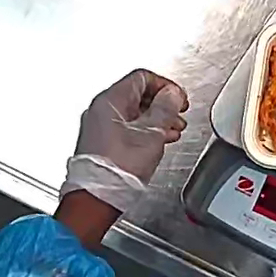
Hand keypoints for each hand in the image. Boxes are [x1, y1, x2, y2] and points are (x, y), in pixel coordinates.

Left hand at [60, 69, 189, 214]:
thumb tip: (172, 93)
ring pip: (134, 113)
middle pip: (138, 95)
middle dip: (163, 104)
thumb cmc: (118, 168)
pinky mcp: (102, 143)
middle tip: (178, 114)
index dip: (165, 85)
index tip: (179, 98)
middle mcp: (101, 110)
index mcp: (110, 101)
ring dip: (157, 120)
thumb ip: (165, 109)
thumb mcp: (151, 133)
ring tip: (173, 130)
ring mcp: (99, 127)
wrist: (96, 199)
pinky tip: (159, 141)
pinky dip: (145, 131)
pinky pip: (127, 128)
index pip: (141, 77)